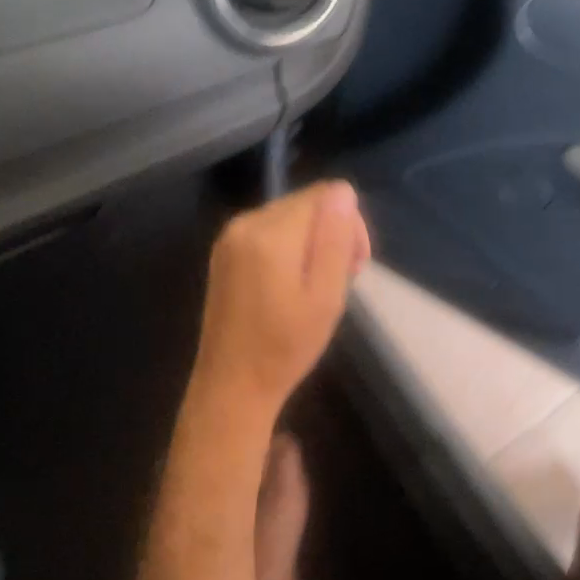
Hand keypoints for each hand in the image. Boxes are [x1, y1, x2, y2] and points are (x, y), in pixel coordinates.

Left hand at [190, 181, 371, 418]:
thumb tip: (344, 191)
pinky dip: (289, 248)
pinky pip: (270, 231)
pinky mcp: (224, 253)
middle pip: (306, 202)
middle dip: (331, 231)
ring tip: (317, 285)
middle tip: (342, 279)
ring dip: (312, 240)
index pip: (325, 194)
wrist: (231, 387)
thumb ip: (335, 238)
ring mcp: (230, 237)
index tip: (355, 264)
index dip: (349, 222)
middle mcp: (246, 223)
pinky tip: (293, 284)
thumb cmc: (285, 347)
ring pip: (290, 216)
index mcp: (271, 232)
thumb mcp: (325, 296)